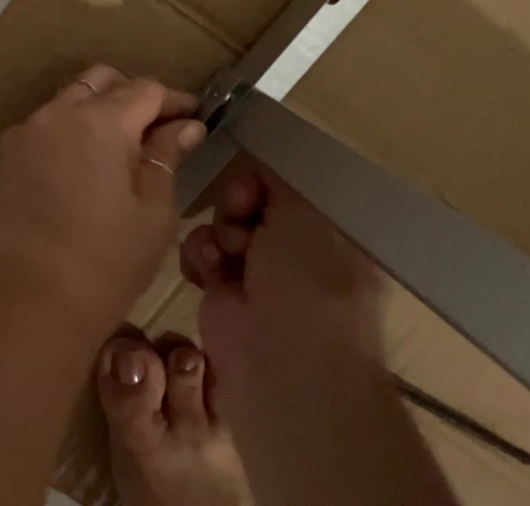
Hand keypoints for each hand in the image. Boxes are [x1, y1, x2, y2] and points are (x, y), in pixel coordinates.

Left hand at [0, 65, 207, 335]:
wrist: (30, 299)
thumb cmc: (106, 262)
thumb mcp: (153, 213)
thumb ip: (166, 158)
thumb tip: (185, 125)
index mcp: (101, 122)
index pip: (145, 90)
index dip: (174, 101)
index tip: (194, 118)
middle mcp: (58, 112)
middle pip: (102, 81)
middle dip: (133, 96)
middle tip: (157, 130)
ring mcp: (26, 130)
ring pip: (69, 99)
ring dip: (97, 109)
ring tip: (120, 147)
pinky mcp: (5, 154)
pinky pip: (44, 125)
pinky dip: (68, 130)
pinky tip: (82, 165)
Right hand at [180, 156, 381, 383]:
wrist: (282, 364)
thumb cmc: (308, 282)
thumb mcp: (305, 211)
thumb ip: (278, 176)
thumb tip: (253, 165)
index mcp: (330, 231)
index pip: (288, 183)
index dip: (265, 176)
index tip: (254, 184)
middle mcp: (296, 249)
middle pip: (249, 197)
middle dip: (237, 200)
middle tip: (238, 212)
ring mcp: (258, 271)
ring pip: (221, 222)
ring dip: (217, 229)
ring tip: (225, 252)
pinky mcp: (222, 292)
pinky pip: (200, 252)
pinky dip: (199, 255)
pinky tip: (208, 270)